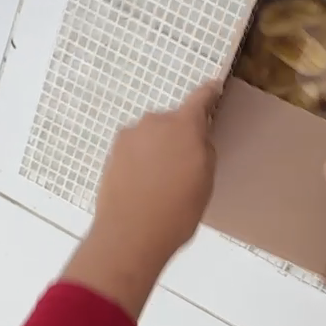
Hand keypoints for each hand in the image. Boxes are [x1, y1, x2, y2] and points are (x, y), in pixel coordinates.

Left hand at [64, 82, 220, 315]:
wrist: (130, 236)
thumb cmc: (176, 214)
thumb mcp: (205, 184)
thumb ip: (204, 152)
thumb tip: (198, 140)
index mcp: (184, 126)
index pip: (201, 98)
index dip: (209, 95)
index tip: (213, 90)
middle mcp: (154, 122)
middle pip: (173, 122)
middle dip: (180, 138)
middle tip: (185, 170)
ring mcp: (130, 136)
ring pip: (152, 137)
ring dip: (159, 152)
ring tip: (162, 186)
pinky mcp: (113, 153)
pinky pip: (135, 151)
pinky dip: (142, 163)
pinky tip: (144, 189)